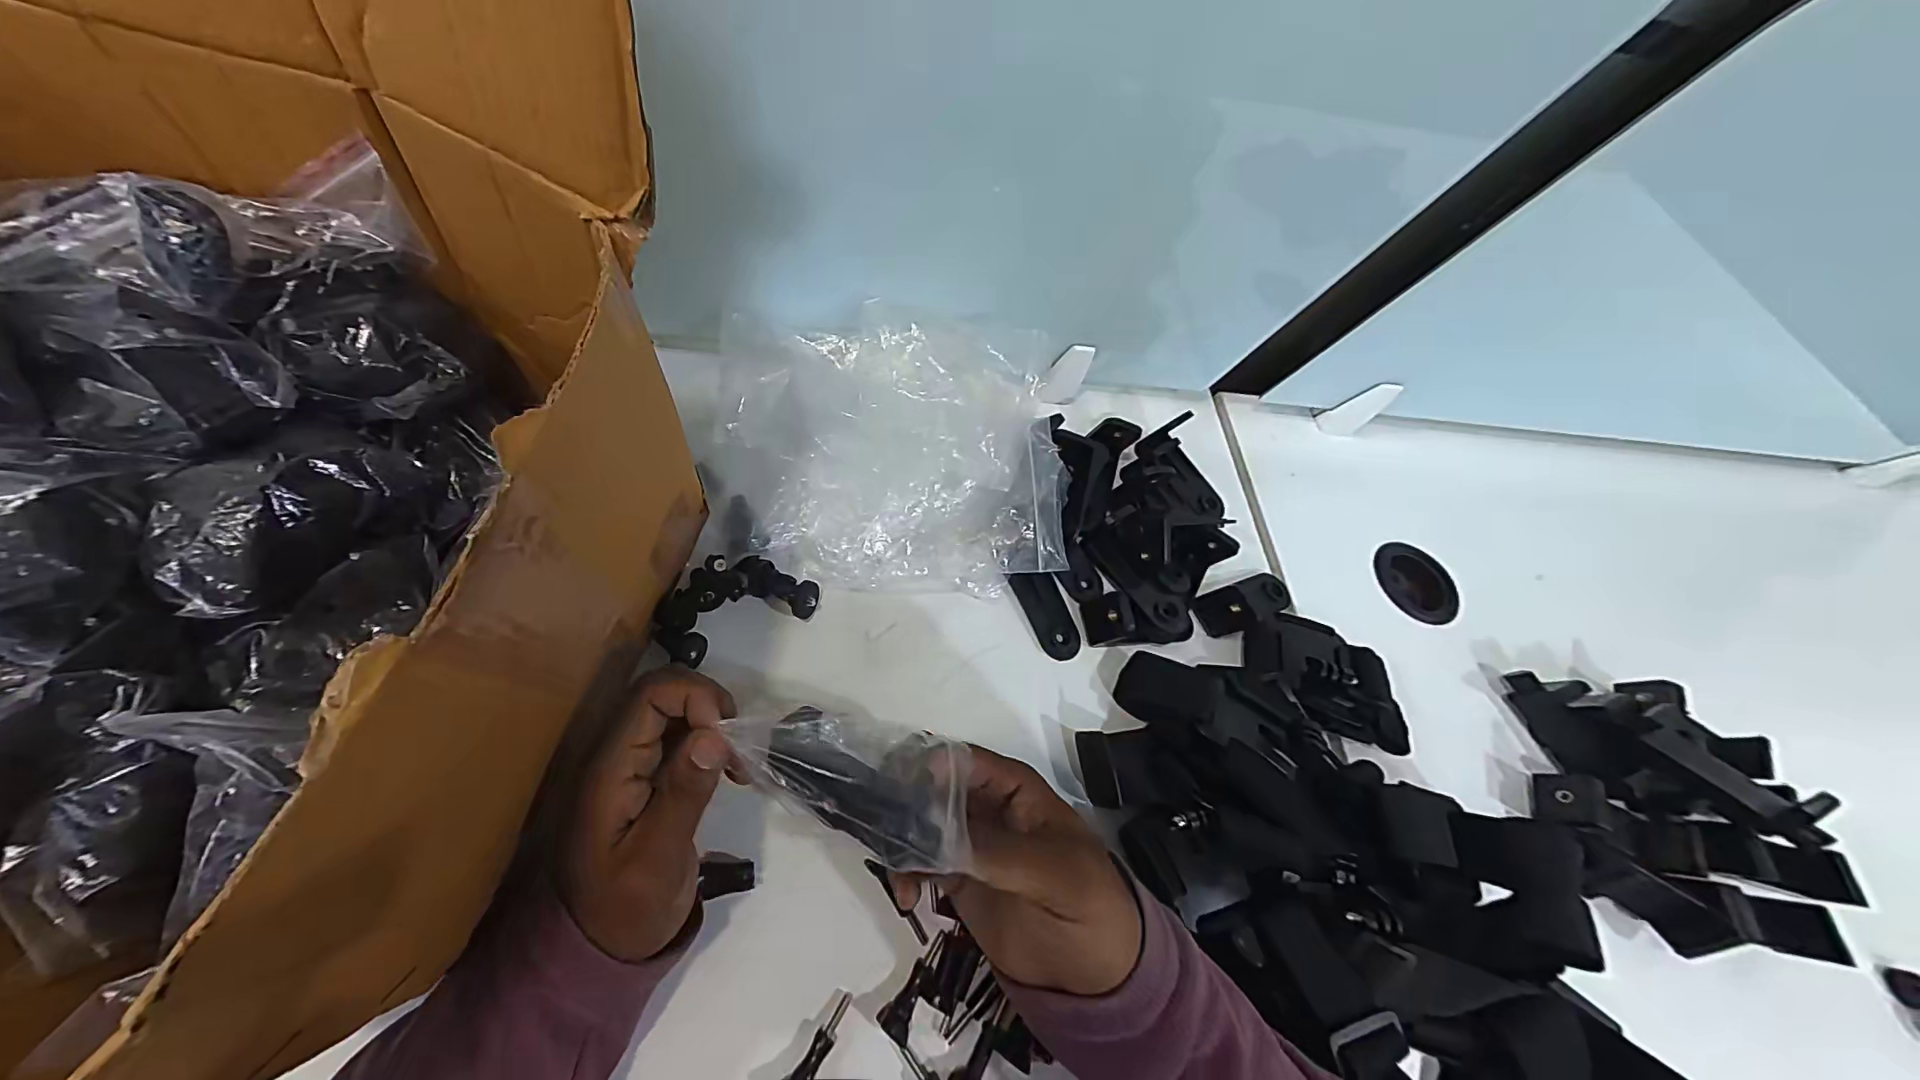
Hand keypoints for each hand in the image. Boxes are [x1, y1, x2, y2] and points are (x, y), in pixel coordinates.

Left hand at [560, 666, 736, 961]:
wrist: (604, 947)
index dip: (694, 696)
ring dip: (714, 723)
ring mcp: (632, 764)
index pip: (649, 695)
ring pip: (675, 710)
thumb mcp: (657, 859)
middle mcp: (617, 755)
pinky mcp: (649, 776)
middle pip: (663, 692)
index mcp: (610, 769)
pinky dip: (712, 741)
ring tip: (738, 766)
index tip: (725, 734)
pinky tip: (729, 772)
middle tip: (738, 748)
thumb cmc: (627, 909)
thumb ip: (683, 794)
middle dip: (709, 705)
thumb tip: (714, 734)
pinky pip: (682, 736)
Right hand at [895, 746, 1142, 995]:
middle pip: (934, 788)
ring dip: (901, 843)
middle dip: (904, 805)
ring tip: (900, 878)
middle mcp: (986, 805)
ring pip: (921, 826)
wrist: (1097, 969)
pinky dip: (906, 874)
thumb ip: (999, 852)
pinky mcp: (959, 877)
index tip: (895, 790)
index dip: (927, 768)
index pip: (963, 761)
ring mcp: (970, 842)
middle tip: (882, 831)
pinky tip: (907, 898)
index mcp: (1014, 787)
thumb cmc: (1089, 902)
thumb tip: (941, 835)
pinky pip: (921, 864)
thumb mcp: (1054, 873)